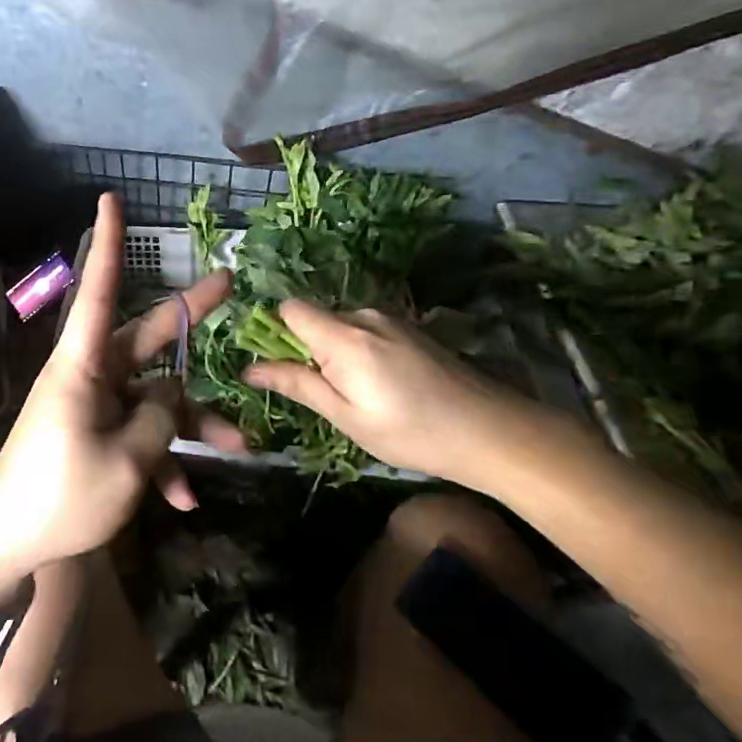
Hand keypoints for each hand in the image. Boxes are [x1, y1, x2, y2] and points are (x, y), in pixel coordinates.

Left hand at [0, 194, 238, 608]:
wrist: (8, 546)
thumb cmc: (60, 496)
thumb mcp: (126, 463)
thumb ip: (159, 420)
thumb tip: (171, 395)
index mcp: (81, 366)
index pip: (97, 290)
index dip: (106, 244)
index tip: (110, 201)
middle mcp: (88, 375)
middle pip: (145, 338)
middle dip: (188, 320)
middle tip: (228, 285)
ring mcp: (92, 406)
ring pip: (152, 398)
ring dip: (190, 425)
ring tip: (236, 447)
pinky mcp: (94, 435)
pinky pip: (136, 435)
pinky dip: (161, 462)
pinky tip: (184, 499)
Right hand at [242, 299, 572, 489]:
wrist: (492, 431)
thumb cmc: (411, 432)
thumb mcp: (346, 416)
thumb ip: (298, 384)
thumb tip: (249, 368)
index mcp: (343, 337)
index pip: (290, 308)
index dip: (276, 332)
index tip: (280, 365)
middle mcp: (364, 317)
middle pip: (315, 318)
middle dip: (306, 348)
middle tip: (322, 393)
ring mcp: (391, 320)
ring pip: (340, 326)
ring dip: (335, 353)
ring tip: (357, 395)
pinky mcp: (410, 329)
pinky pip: (365, 332)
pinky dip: (359, 353)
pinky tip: (383, 387)